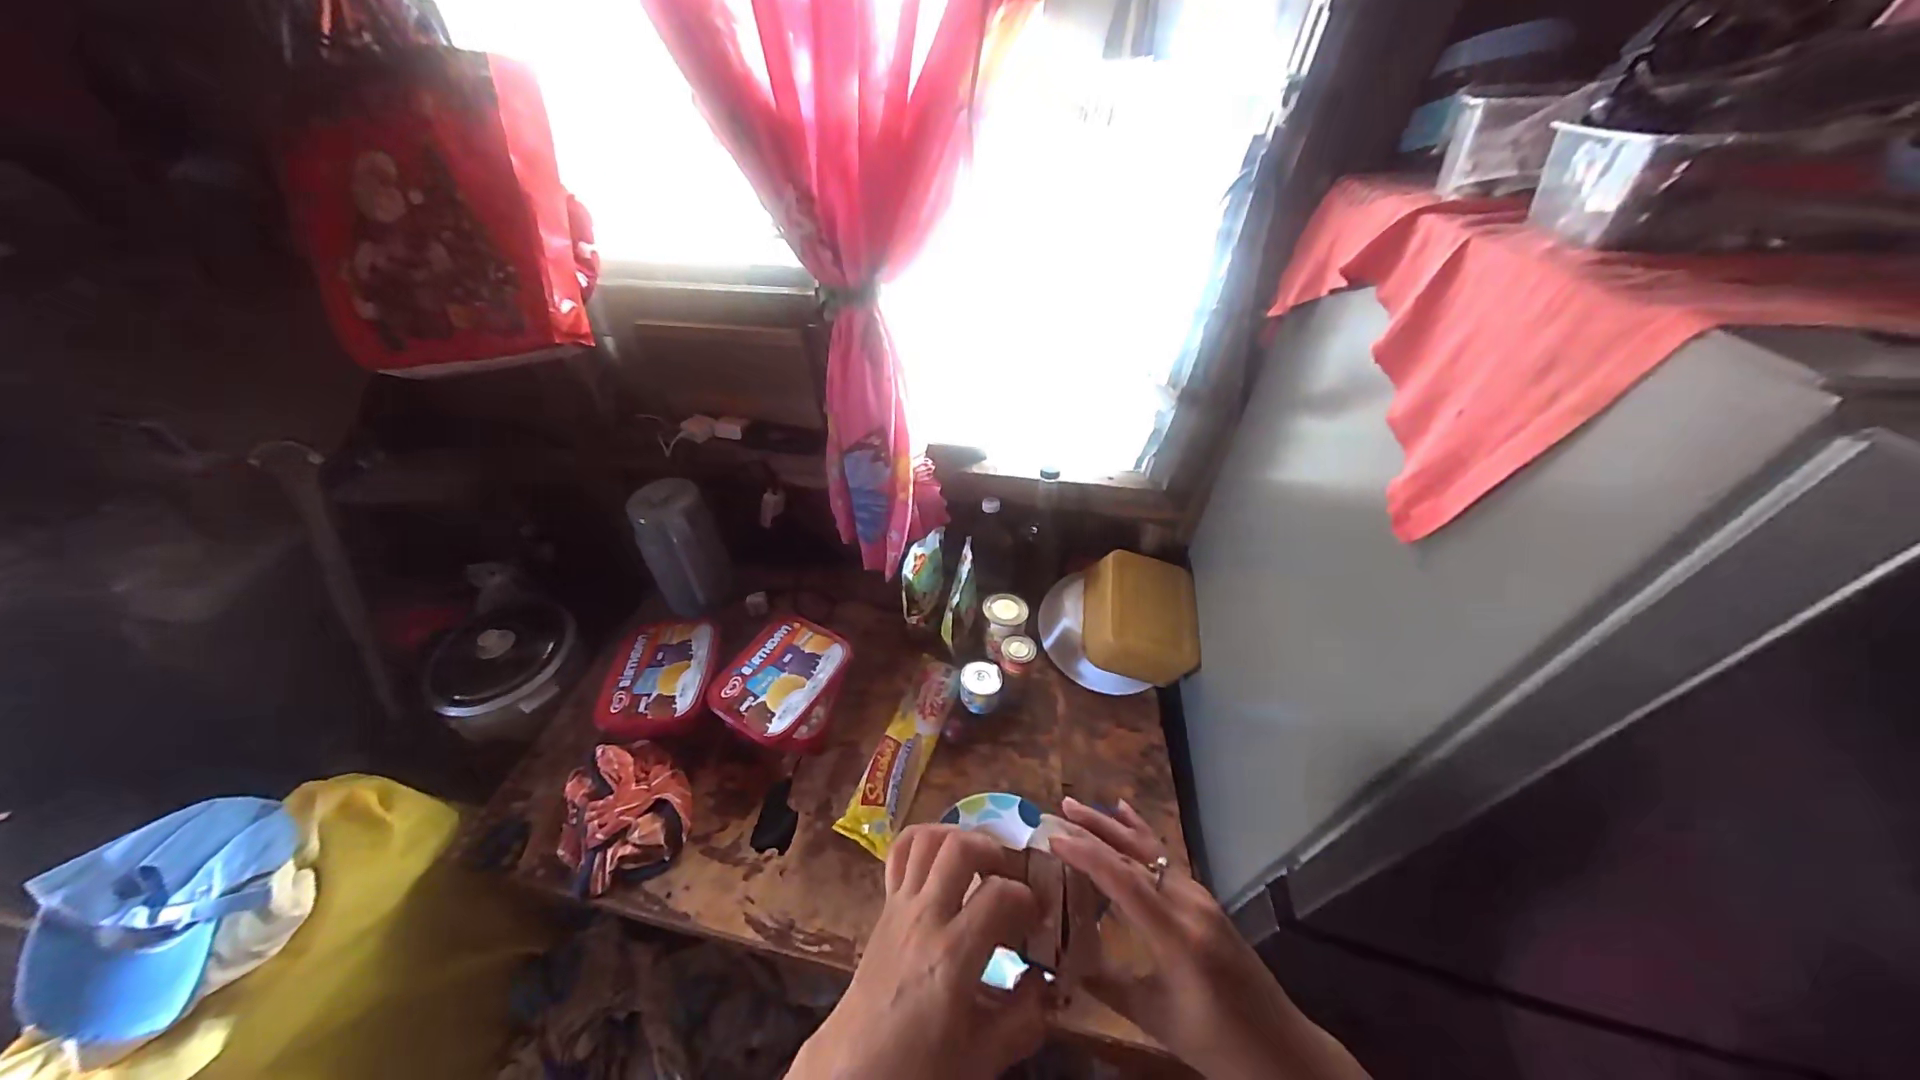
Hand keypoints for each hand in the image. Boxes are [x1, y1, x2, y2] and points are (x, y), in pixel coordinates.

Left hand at [789, 825, 1047, 1079]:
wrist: (853, 1069)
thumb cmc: (919, 1066)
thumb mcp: (983, 1056)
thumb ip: (1024, 1018)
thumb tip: (1047, 983)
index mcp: (952, 955)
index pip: (999, 894)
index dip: (1027, 898)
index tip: (1037, 917)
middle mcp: (924, 917)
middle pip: (959, 848)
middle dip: (995, 851)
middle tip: (1010, 875)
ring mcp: (900, 906)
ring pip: (926, 839)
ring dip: (958, 837)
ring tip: (979, 860)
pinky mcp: (885, 905)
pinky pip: (900, 854)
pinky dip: (923, 840)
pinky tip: (944, 857)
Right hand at [1046, 798, 1368, 1079]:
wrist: (1284, 1052)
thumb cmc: (1218, 1045)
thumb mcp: (1154, 1018)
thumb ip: (1106, 983)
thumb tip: (1057, 962)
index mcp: (1177, 936)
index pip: (1124, 879)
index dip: (1086, 854)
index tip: (1053, 838)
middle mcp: (1190, 904)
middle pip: (1137, 853)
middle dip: (1097, 828)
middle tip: (1061, 809)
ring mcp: (1201, 898)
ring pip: (1151, 850)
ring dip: (1113, 828)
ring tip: (1080, 809)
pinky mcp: (1205, 901)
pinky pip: (1165, 860)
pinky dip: (1139, 836)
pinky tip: (1127, 818)